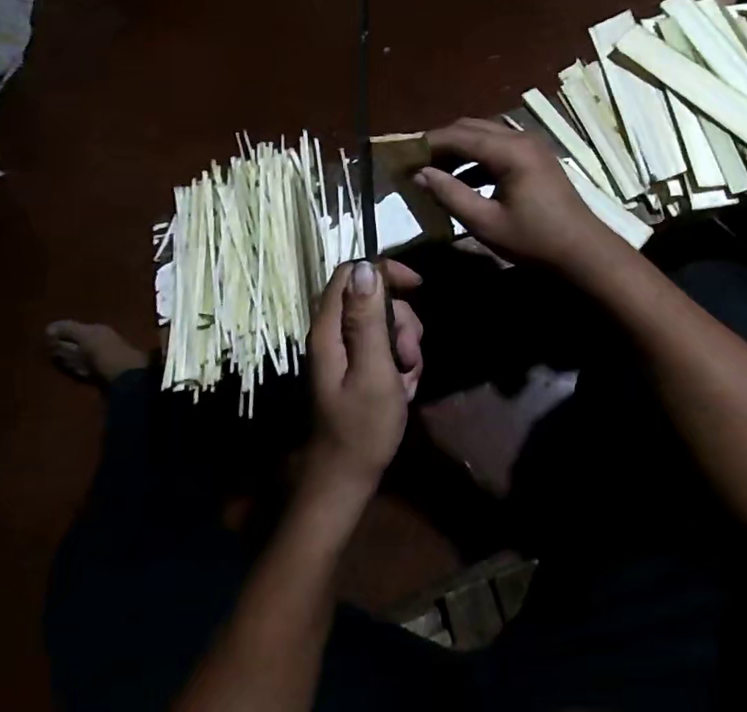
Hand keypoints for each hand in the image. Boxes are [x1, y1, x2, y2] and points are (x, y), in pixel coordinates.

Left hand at [303, 259, 424, 493]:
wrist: (348, 478)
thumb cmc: (362, 427)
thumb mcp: (374, 370)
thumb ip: (369, 320)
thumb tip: (366, 268)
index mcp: (329, 330)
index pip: (351, 275)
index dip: (384, 272)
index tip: (416, 287)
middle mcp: (333, 335)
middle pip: (374, 300)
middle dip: (401, 321)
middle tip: (408, 355)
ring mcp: (345, 352)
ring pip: (385, 325)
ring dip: (405, 346)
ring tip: (407, 379)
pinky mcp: (357, 368)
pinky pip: (386, 349)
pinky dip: (401, 364)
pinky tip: (403, 389)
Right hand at [415, 119, 618, 273]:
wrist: (583, 251)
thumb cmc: (534, 240)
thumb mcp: (485, 222)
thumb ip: (450, 194)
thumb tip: (419, 174)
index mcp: (510, 150)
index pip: (458, 135)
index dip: (427, 144)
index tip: (402, 157)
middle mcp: (521, 138)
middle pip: (471, 128)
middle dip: (441, 143)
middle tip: (415, 163)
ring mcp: (531, 146)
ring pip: (485, 135)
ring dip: (458, 149)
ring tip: (433, 173)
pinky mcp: (535, 158)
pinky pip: (498, 147)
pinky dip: (477, 158)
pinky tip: (462, 181)